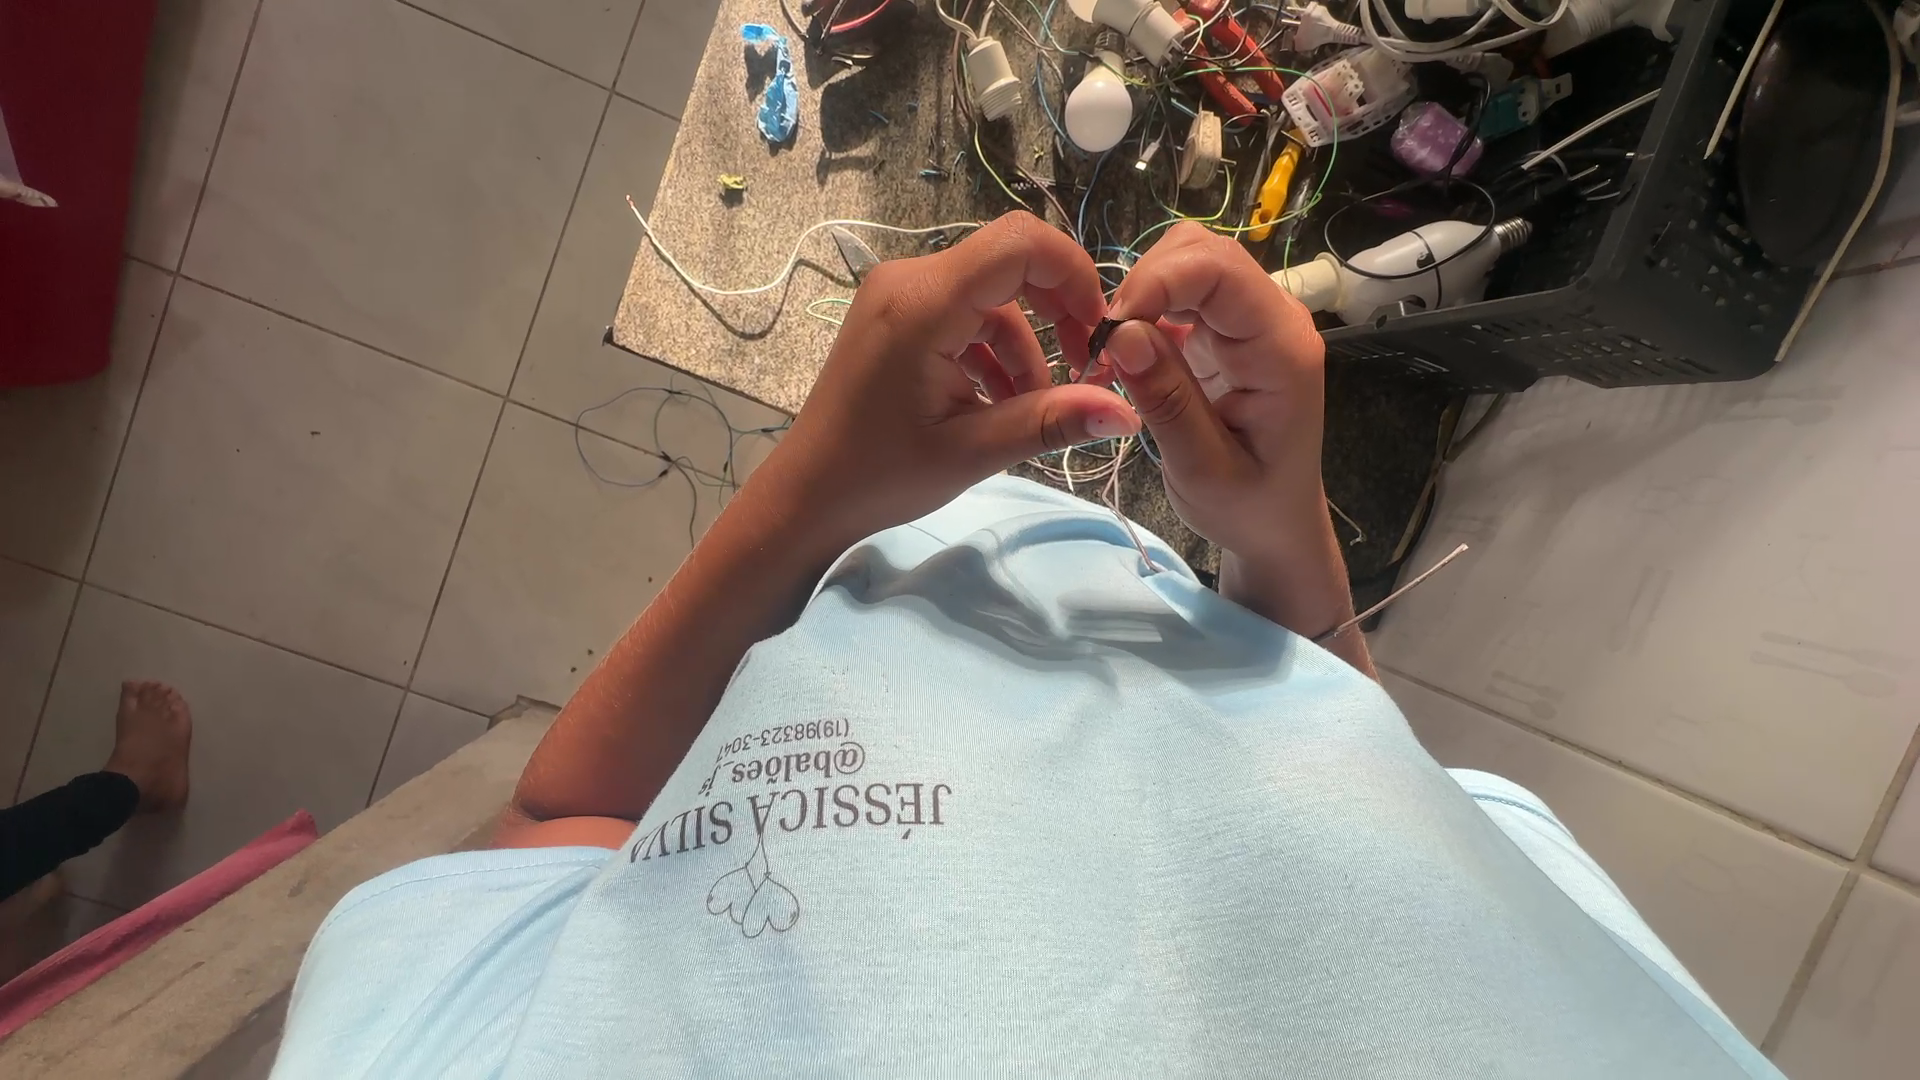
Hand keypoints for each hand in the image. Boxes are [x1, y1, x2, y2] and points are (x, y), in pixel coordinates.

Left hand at [756, 212, 1138, 544]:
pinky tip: (999, 403)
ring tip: (1032, 409)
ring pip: (989, 299)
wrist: (808, 495)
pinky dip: (991, 354)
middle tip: (1082, 370)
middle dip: (1056, 312)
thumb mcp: (972, 451)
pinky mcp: (896, 320)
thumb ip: (1050, 422)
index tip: (1098, 332)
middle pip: (1008, 264)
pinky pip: (962, 318)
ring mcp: (897, 298)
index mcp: (922, 303)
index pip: (1019, 245)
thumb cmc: (879, 477)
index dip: (1074, 275)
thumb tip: (1126, 413)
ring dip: (1024, 348)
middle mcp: (908, 281)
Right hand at [1100, 222, 1328, 563]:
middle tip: (1102, 349)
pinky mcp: (1223, 335)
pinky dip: (1140, 316)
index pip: (1219, 270)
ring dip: (1137, 298)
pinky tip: (1121, 360)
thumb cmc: (1246, 507)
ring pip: (1186, 266)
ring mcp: (1247, 323)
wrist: (1274, 525)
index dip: (1155, 283)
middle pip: (1201, 252)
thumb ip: (1166, 400)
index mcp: (1280, 348)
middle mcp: (1270, 320)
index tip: (1107, 334)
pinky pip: (1178, 298)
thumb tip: (1121, 334)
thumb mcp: (1201, 469)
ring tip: (1109, 357)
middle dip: (1141, 286)